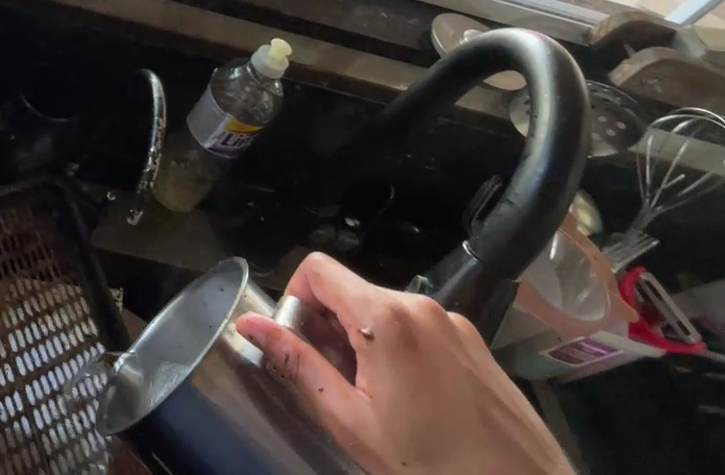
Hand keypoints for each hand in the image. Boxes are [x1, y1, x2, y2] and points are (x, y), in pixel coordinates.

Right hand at [236, 253, 570, 474]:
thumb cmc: (431, 468)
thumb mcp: (350, 420)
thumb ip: (296, 362)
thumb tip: (248, 321)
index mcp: (385, 316)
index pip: (318, 269)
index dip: (296, 299)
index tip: (302, 347)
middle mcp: (419, 305)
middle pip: (350, 291)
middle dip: (329, 327)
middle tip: (337, 384)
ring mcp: (453, 322)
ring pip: (383, 311)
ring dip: (364, 341)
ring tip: (379, 400)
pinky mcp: (476, 343)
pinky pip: (418, 328)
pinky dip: (400, 350)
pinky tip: (416, 403)